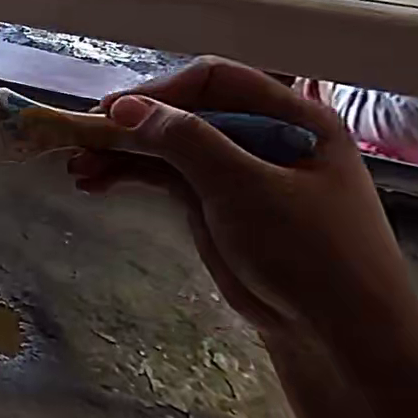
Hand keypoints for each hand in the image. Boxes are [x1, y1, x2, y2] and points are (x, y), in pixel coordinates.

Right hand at [67, 59, 417, 350]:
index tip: (113, 113)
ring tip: (80, 170)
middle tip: (84, 141)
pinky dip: (131, 176)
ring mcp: (235, 168)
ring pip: (167, 146)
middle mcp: (260, 133)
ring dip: (122, 154)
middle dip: (131, 127)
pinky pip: (165, 176)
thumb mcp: (246, 188)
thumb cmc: (310, 253)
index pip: (213, 81)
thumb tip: (124, 107)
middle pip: (182, 113)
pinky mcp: (214, 201)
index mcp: (290, 115)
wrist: (338, 336)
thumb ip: (187, 141)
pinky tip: (98, 183)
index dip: (161, 92)